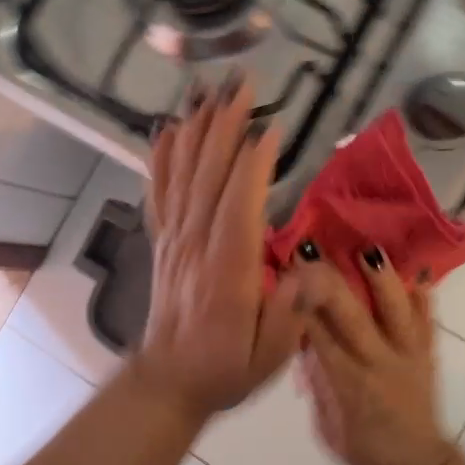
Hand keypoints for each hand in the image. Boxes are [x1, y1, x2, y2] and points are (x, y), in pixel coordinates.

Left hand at [136, 71, 304, 419]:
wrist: (170, 381)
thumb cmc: (229, 366)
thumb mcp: (272, 353)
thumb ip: (290, 310)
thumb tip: (306, 266)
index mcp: (227, 267)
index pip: (239, 202)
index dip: (254, 161)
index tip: (270, 124)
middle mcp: (196, 242)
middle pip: (209, 173)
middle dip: (224, 123)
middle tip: (240, 82)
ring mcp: (174, 238)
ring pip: (182, 172)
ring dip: (195, 127)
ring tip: (206, 89)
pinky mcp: (163, 240)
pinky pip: (159, 189)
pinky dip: (161, 155)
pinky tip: (166, 128)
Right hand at [299, 249, 456, 464]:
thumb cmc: (365, 453)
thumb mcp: (327, 429)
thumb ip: (317, 386)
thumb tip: (303, 343)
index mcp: (349, 386)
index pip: (319, 338)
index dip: (300, 307)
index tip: (283, 277)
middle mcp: (379, 364)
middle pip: (352, 317)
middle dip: (329, 282)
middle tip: (310, 251)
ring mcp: (409, 357)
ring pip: (396, 311)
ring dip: (382, 279)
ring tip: (369, 249)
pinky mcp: (429, 355)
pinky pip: (428, 322)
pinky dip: (423, 297)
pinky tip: (417, 271)